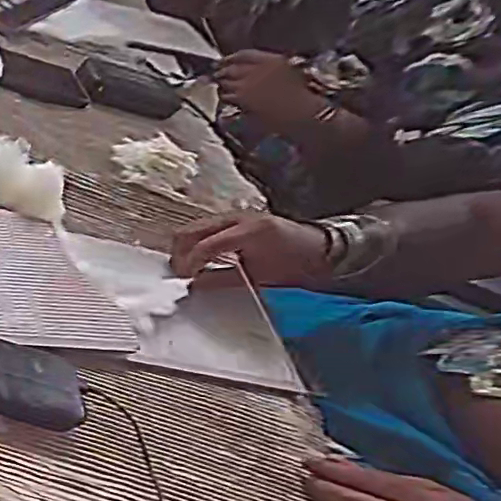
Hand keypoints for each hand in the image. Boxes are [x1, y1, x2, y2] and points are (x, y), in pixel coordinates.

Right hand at [169, 212, 329, 283]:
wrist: (321, 248)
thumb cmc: (295, 263)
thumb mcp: (260, 276)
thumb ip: (223, 279)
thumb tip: (194, 284)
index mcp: (247, 231)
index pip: (202, 247)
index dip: (189, 266)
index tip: (186, 280)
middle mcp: (236, 218)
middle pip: (187, 232)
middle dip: (179, 255)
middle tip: (182, 274)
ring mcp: (232, 216)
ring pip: (190, 229)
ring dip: (183, 249)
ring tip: (188, 267)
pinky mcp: (230, 220)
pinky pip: (200, 229)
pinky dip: (192, 244)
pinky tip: (199, 258)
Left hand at [216, 50, 322, 134]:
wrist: (300, 110)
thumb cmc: (301, 93)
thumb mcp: (289, 71)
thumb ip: (269, 66)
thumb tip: (251, 69)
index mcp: (272, 60)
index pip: (244, 55)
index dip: (230, 58)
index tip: (223, 61)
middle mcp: (257, 69)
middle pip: (230, 68)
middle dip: (222, 71)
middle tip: (217, 75)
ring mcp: (247, 84)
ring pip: (225, 82)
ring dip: (222, 84)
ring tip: (222, 86)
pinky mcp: (241, 98)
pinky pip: (225, 95)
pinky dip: (224, 96)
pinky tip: (228, 98)